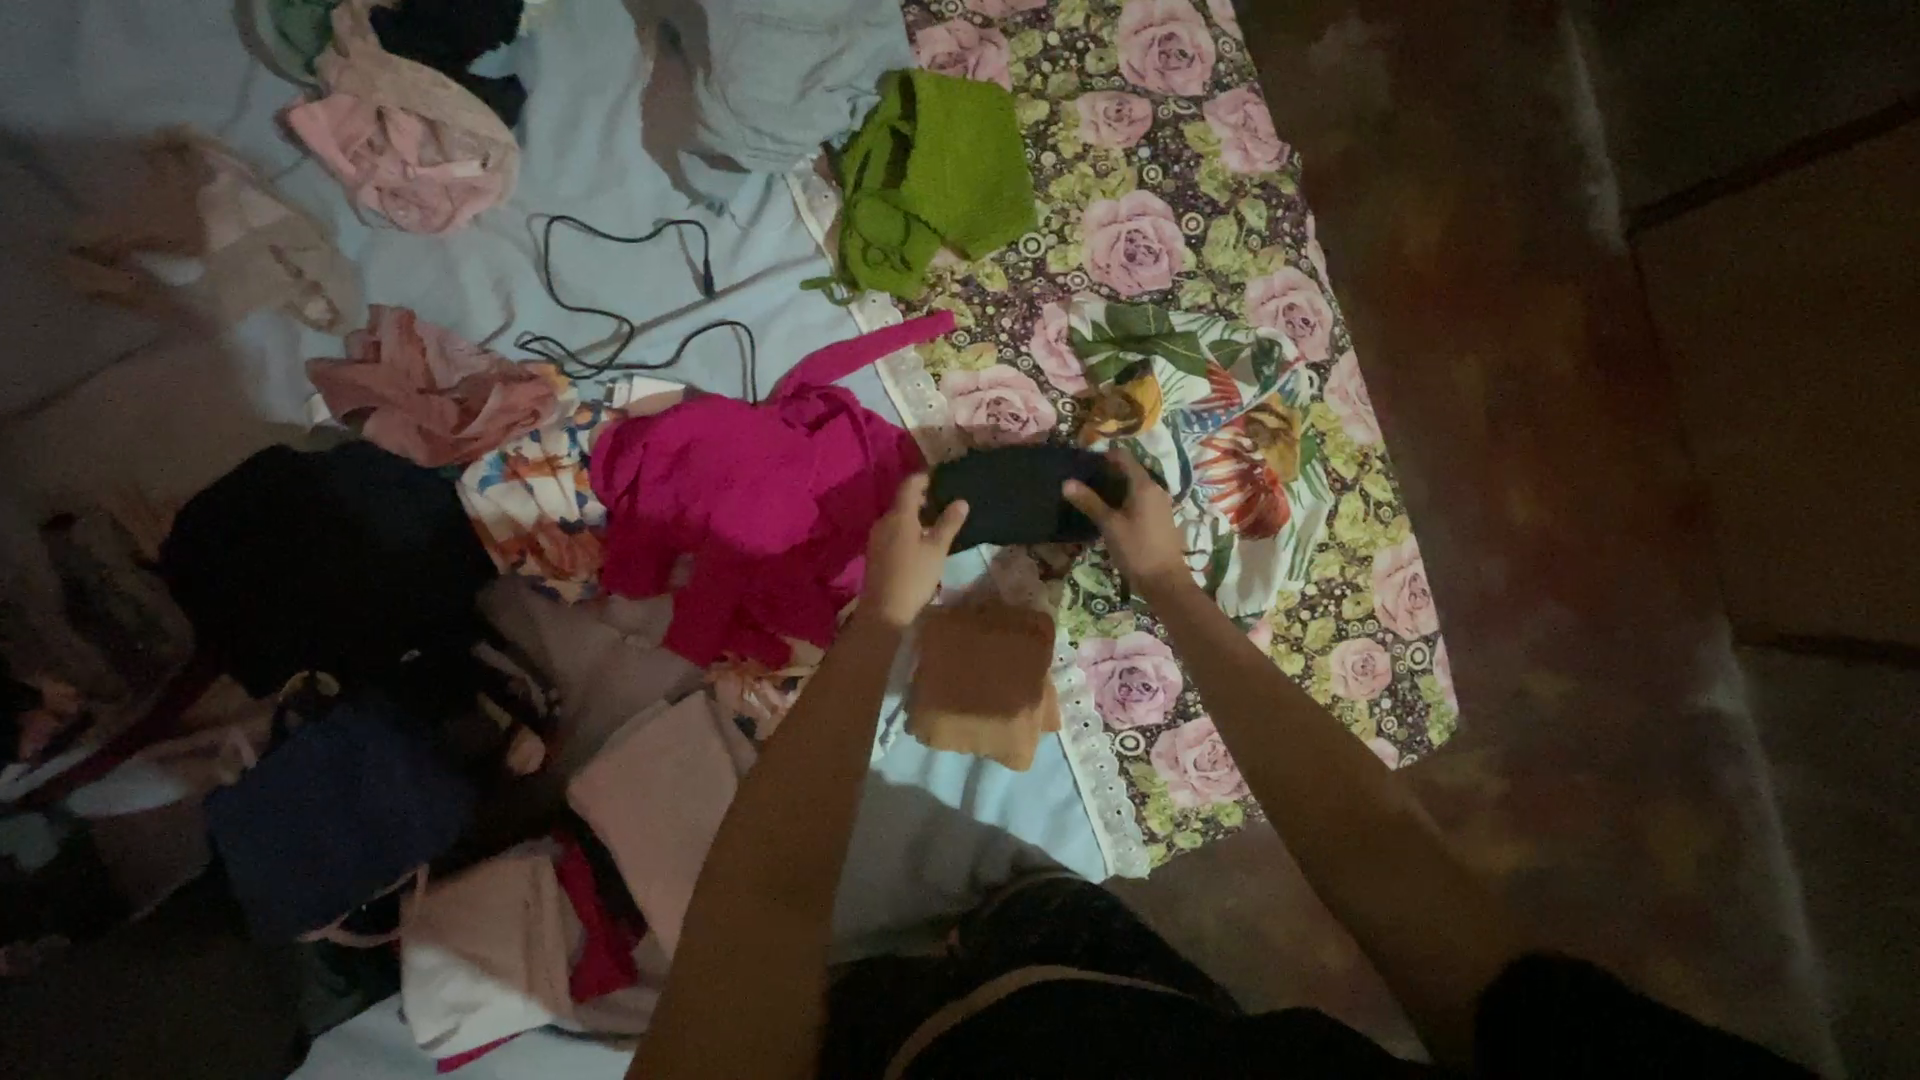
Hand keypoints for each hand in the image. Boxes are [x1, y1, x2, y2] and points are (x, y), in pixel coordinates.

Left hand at [860, 474, 968, 629]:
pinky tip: (919, 540)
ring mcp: (876, 537)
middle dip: (921, 497)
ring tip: (935, 521)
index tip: (941, 478)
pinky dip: (906, 528)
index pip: (910, 485)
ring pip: (897, 517)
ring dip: (914, 514)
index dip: (924, 478)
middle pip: (902, 500)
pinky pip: (892, 530)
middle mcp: (884, 521)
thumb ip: (948, 523)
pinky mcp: (875, 551)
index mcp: (899, 515)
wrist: (884, 609)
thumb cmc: (914, 577)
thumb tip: (961, 501)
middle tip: (943, 500)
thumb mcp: (937, 550)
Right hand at [1063, 450, 1190, 596]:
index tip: (1083, 460)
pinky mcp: (1159, 518)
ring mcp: (1160, 504)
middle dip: (1107, 471)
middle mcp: (1155, 489)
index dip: (1104, 455)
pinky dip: (1123, 499)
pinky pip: (1139, 499)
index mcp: (1144, 485)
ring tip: (1090, 493)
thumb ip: (1089, 502)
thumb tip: (1066, 482)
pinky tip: (1108, 511)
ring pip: (1134, 486)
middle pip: (1130, 471)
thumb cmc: (1136, 550)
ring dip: (1114, 487)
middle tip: (1082, 477)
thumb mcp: (1109, 525)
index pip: (1123, 457)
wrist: (1165, 581)